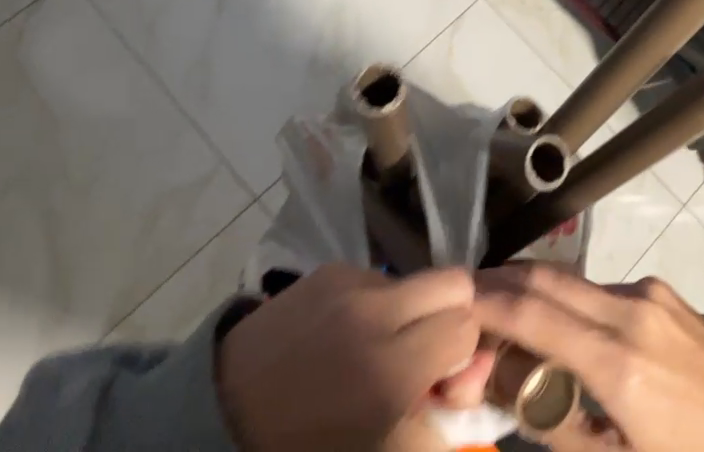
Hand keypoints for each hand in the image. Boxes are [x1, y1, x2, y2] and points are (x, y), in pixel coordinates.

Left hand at [217, 264, 493, 450]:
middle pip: (455, 280)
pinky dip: (377, 301)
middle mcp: (375, 312)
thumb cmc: (312, 439)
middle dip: (452, 312)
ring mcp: (349, 282)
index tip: (441, 375)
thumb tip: (474, 374)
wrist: (229, 408)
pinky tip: (349, 331)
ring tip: (380, 342)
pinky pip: (377, 276)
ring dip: (413, 308)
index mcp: (391, 368)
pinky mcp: (329, 270)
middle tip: (427, 347)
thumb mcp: (387, 448)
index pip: (467, 326)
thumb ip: (443, 419)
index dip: (462, 353)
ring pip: (416, 277)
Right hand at [475, 262, 703, 451]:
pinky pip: (595, 286)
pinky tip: (553, 323)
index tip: (448, 305)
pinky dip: (562, 298)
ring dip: (525, 288)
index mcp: (619, 364)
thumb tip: (485, 374)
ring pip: (567, 278)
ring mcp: (646, 293)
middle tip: (458, 297)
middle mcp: (630, 312)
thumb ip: (544, 413)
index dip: (483, 305)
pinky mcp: (657, 287)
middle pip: (543, 278)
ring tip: (497, 312)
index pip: (533, 315)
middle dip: (494, 281)